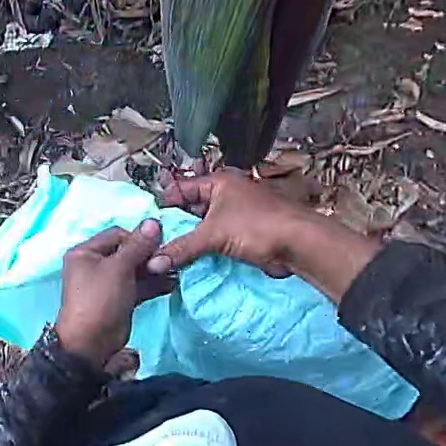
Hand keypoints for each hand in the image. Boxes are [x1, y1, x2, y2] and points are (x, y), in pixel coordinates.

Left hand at [55, 219, 173, 372]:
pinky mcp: (120, 299)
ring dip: (155, 269)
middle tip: (169, 257)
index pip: (117, 235)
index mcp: (85, 252)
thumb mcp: (118, 268)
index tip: (160, 243)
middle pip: (127, 252)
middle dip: (149, 254)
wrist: (91, 343)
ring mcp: (108, 283)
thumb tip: (154, 222)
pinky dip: (153, 284)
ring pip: (135, 270)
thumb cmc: (100, 299)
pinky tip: (173, 282)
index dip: (138, 237)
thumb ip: (137, 246)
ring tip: (177, 268)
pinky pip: (138, 286)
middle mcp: (95, 265)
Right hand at [146, 169, 381, 301]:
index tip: (145, 223)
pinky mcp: (243, 235)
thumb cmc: (257, 226)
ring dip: (188, 241)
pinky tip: (186, 262)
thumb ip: (181, 248)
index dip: (163, 204)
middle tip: (151, 242)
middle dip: (174, 226)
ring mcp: (235, 215)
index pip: (181, 189)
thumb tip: (152, 263)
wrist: (300, 245)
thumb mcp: (213, 235)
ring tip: (163, 254)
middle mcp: (226, 195)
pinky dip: (203, 250)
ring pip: (202, 227)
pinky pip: (215, 241)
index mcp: (219, 182)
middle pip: (191, 209)